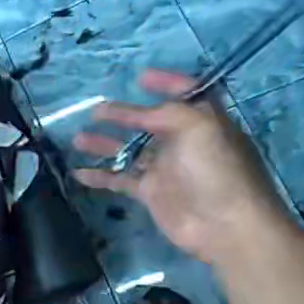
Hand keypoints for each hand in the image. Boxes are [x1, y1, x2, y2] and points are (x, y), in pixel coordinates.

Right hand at [72, 69, 295, 263]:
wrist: (225, 225)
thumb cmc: (216, 169)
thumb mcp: (198, 125)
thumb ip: (167, 112)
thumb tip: (139, 113)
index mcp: (202, 121)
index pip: (185, 94)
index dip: (166, 82)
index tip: (140, 77)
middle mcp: (183, 141)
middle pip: (147, 122)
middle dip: (122, 114)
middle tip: (95, 111)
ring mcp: (165, 168)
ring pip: (128, 150)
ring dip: (103, 143)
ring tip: (77, 138)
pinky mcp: (151, 192)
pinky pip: (120, 179)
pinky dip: (100, 175)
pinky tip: (79, 172)